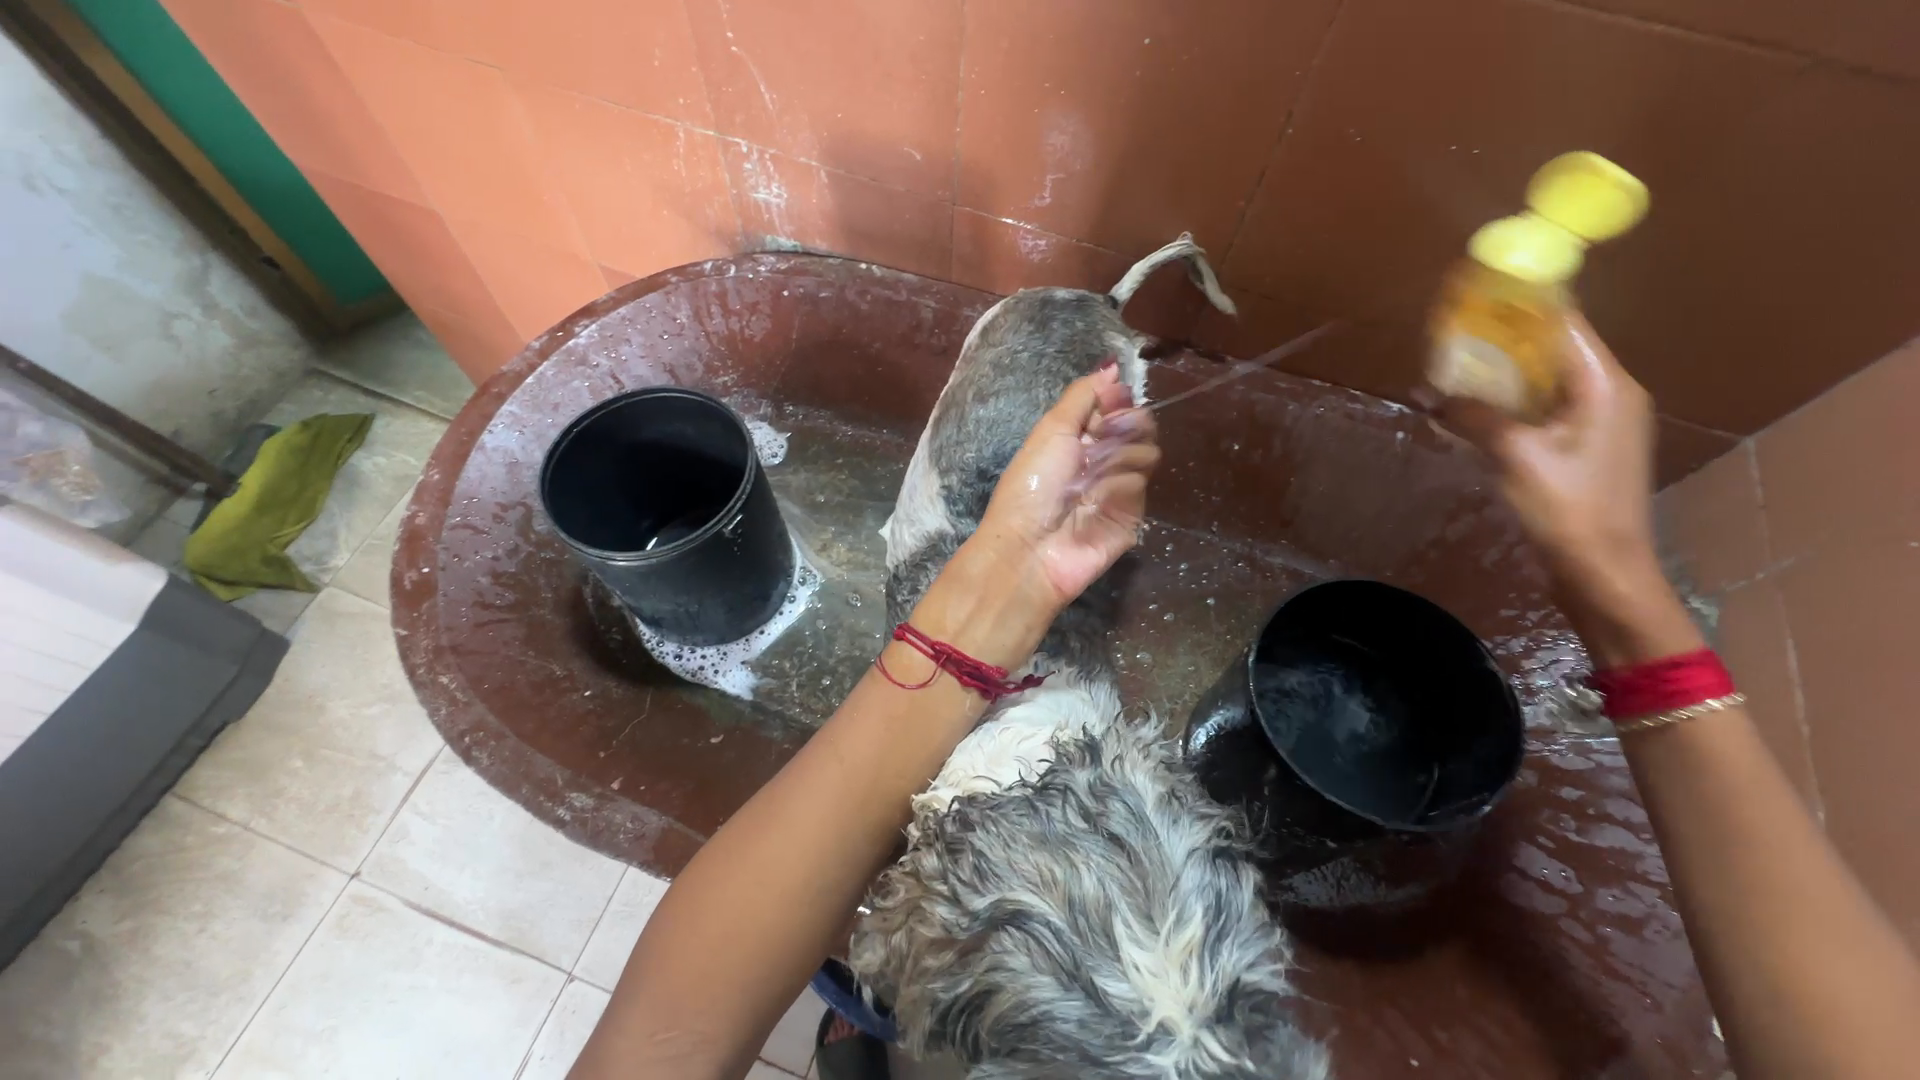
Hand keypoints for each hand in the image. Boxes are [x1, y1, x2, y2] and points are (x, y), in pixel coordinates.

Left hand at [972, 366, 1159, 606]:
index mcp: (1076, 437)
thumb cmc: (1034, 483)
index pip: (1115, 406)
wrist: (1031, 547)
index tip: (1110, 404)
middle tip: (1102, 439)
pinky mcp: (1133, 515)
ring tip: (1092, 475)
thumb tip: (1112, 366)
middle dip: (1125, 425)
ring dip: (1120, 456)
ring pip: (1147, 452)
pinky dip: (1120, 485)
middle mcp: (1100, 460)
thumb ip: (1083, 395)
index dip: (1116, 400)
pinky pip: (1142, 484)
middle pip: (1139, 426)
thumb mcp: (1051, 429)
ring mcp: (1118, 488)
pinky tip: (1099, 498)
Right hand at [1435, 313, 1696, 664]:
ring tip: (1454, 368)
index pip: (1562, 322)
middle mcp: (1611, 392)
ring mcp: (1601, 420)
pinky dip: (1510, 401)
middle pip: (1553, 346)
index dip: (1520, 303)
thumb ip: (1474, 416)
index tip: (1476, 292)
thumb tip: (1429, 393)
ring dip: (1503, 372)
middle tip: (1451, 334)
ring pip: (1546, 377)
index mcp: (1605, 384)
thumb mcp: (1514, 457)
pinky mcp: (1586, 446)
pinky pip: (1544, 406)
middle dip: (1502, 338)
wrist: (1604, 572)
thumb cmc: (1568, 510)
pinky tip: (1475, 409)